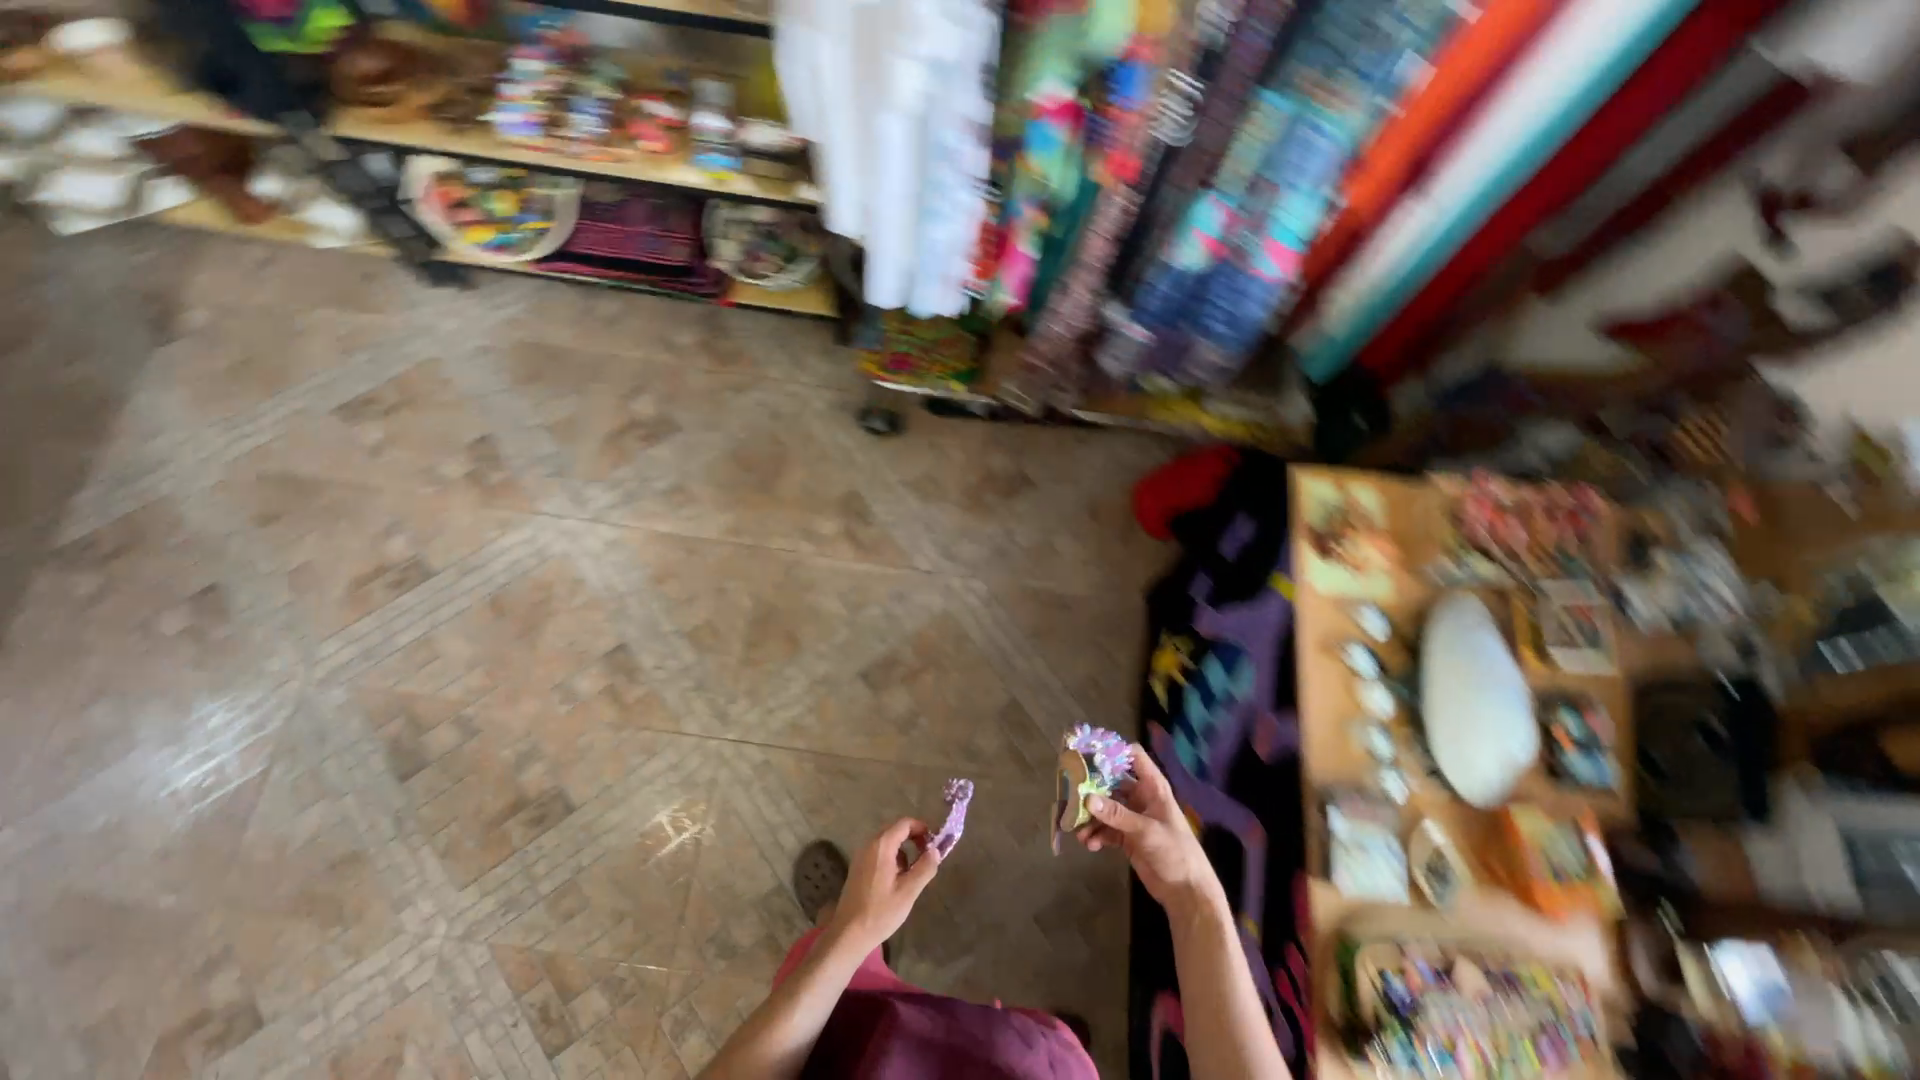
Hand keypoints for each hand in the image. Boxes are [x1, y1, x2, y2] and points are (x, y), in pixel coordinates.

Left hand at [826, 818, 941, 953]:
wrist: (849, 933)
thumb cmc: (880, 912)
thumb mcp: (908, 891)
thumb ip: (925, 868)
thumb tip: (936, 850)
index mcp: (881, 846)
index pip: (904, 823)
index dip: (922, 829)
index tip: (934, 844)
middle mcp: (869, 845)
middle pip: (895, 831)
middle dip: (913, 840)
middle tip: (927, 858)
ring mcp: (861, 856)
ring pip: (887, 843)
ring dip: (903, 851)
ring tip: (912, 874)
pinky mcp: (858, 868)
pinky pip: (879, 854)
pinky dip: (892, 859)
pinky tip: (896, 882)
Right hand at [1075, 745, 1226, 918]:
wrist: (1186, 891)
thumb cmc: (1175, 852)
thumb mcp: (1146, 831)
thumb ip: (1117, 815)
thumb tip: (1087, 799)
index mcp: (1153, 787)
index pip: (1133, 757)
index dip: (1112, 752)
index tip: (1087, 754)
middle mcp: (1141, 797)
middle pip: (1112, 783)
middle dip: (1091, 789)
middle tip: (1070, 794)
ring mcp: (1133, 817)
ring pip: (1105, 808)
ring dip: (1091, 817)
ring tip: (1078, 830)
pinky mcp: (1126, 837)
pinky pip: (1105, 829)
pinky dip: (1096, 834)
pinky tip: (1090, 844)